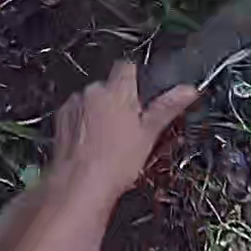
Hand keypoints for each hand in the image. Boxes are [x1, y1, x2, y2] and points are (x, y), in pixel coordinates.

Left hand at [49, 61, 200, 209]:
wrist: (79, 184)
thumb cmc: (116, 162)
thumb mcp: (148, 135)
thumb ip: (167, 107)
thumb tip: (189, 90)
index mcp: (117, 90)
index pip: (127, 66)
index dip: (135, 77)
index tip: (141, 94)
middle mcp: (93, 90)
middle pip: (110, 85)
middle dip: (118, 99)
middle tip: (129, 125)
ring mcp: (75, 102)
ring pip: (92, 99)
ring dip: (100, 110)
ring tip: (109, 138)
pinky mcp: (61, 116)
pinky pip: (77, 111)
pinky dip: (84, 120)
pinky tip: (91, 142)